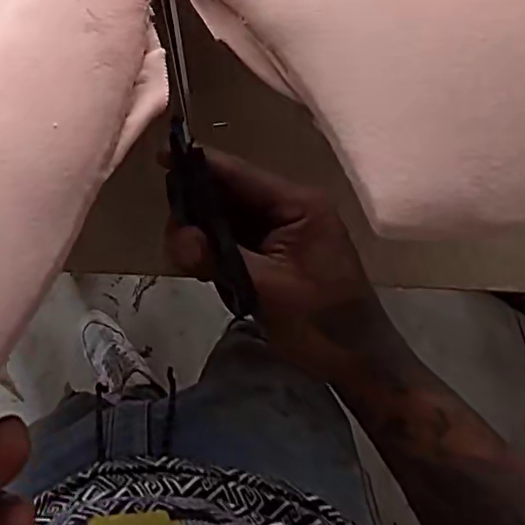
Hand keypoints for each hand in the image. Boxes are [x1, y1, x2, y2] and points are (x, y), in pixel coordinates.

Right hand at [163, 150, 395, 372]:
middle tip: (178, 242)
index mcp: (297, 204)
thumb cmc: (323, 325)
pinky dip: (210, 248)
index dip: (198, 163)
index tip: (161, 156)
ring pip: (220, 214)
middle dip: (194, 210)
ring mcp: (276, 228)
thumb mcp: (268, 289)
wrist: (362, 368)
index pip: (238, 173)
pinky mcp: (267, 249)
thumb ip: (219, 258)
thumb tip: (179, 235)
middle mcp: (285, 207)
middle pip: (223, 192)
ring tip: (191, 263)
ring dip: (200, 234)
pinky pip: (227, 235)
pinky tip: (202, 268)